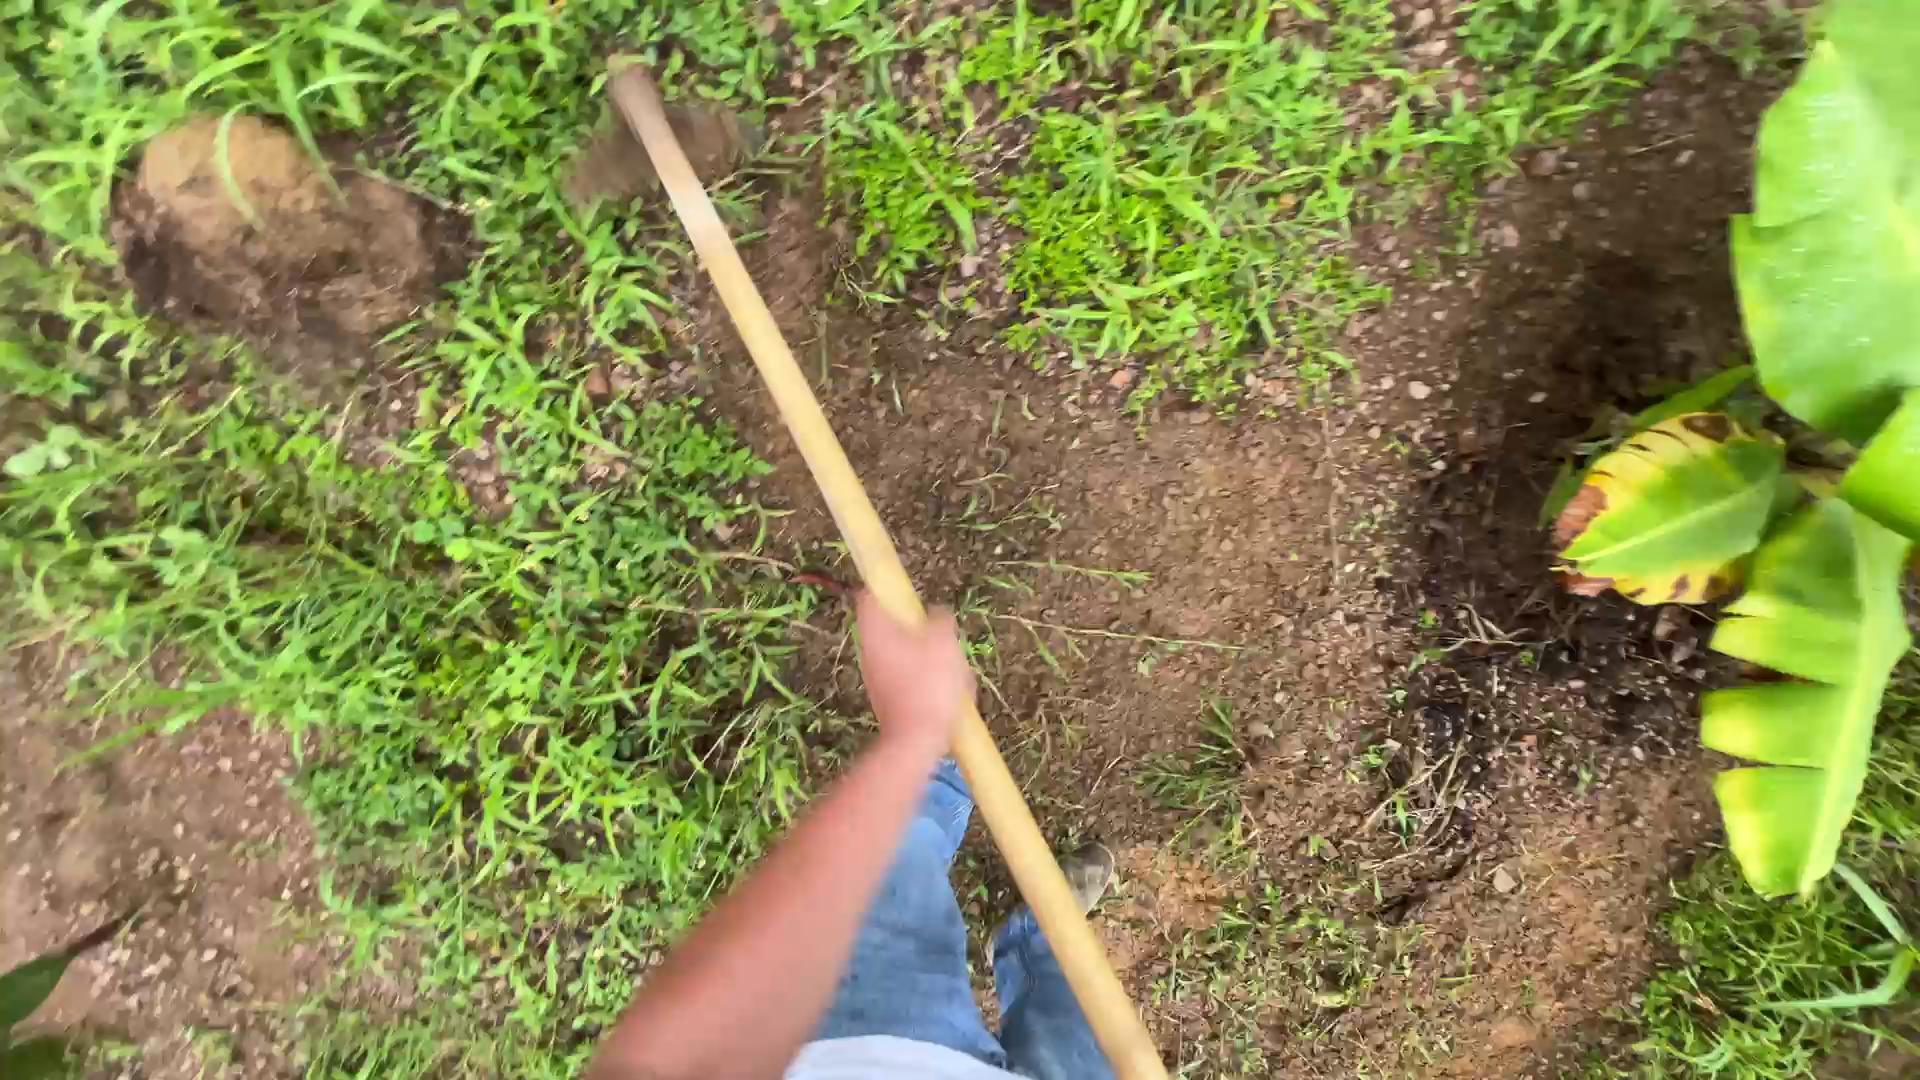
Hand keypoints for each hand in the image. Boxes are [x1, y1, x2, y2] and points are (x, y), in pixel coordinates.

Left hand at [855, 591, 972, 754]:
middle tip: (939, 633)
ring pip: (905, 653)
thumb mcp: (944, 643)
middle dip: (918, 628)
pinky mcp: (889, 698)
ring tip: (952, 668)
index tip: (907, 591)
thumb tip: (936, 615)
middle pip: (890, 626)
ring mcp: (877, 677)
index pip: (869, 596)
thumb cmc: (928, 686)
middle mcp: (870, 652)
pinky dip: (927, 678)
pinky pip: (909, 677)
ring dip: (928, 656)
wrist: (915, 742)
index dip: (886, 588)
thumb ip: (940, 621)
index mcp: (877, 631)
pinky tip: (949, 691)